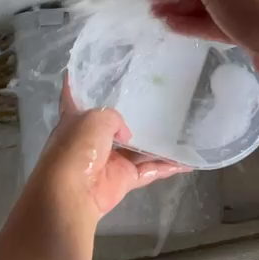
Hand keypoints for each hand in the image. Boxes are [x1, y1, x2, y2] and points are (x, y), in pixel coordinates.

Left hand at [33, 81, 188, 224]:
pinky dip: (167, 167)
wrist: (74, 190)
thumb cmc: (78, 146)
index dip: (77, 84)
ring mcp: (109, 161)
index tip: (82, 69)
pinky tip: (186, 160)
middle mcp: (91, 140)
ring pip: (136, 149)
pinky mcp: (124, 179)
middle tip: (154, 98)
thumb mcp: (96, 117)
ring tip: (178, 126)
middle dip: (129, 116)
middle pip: (111, 125)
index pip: (72, 98)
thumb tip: (126, 135)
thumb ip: (114, 117)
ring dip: (155, 143)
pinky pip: (149, 170)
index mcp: (75, 121)